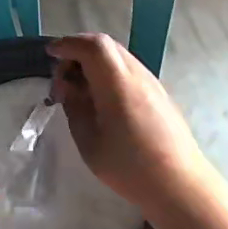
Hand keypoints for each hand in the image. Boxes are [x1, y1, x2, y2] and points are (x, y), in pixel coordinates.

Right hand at [48, 33, 213, 212]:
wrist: (178, 184)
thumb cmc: (128, 166)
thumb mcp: (88, 140)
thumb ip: (74, 106)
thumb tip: (68, 87)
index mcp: (117, 84)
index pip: (92, 46)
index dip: (68, 44)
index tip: (49, 55)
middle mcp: (137, 75)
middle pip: (106, 45)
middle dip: (78, 52)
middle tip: (62, 79)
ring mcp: (152, 83)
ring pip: (118, 57)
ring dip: (94, 64)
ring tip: (79, 92)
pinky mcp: (159, 95)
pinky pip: (129, 71)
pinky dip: (108, 74)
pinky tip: (101, 100)